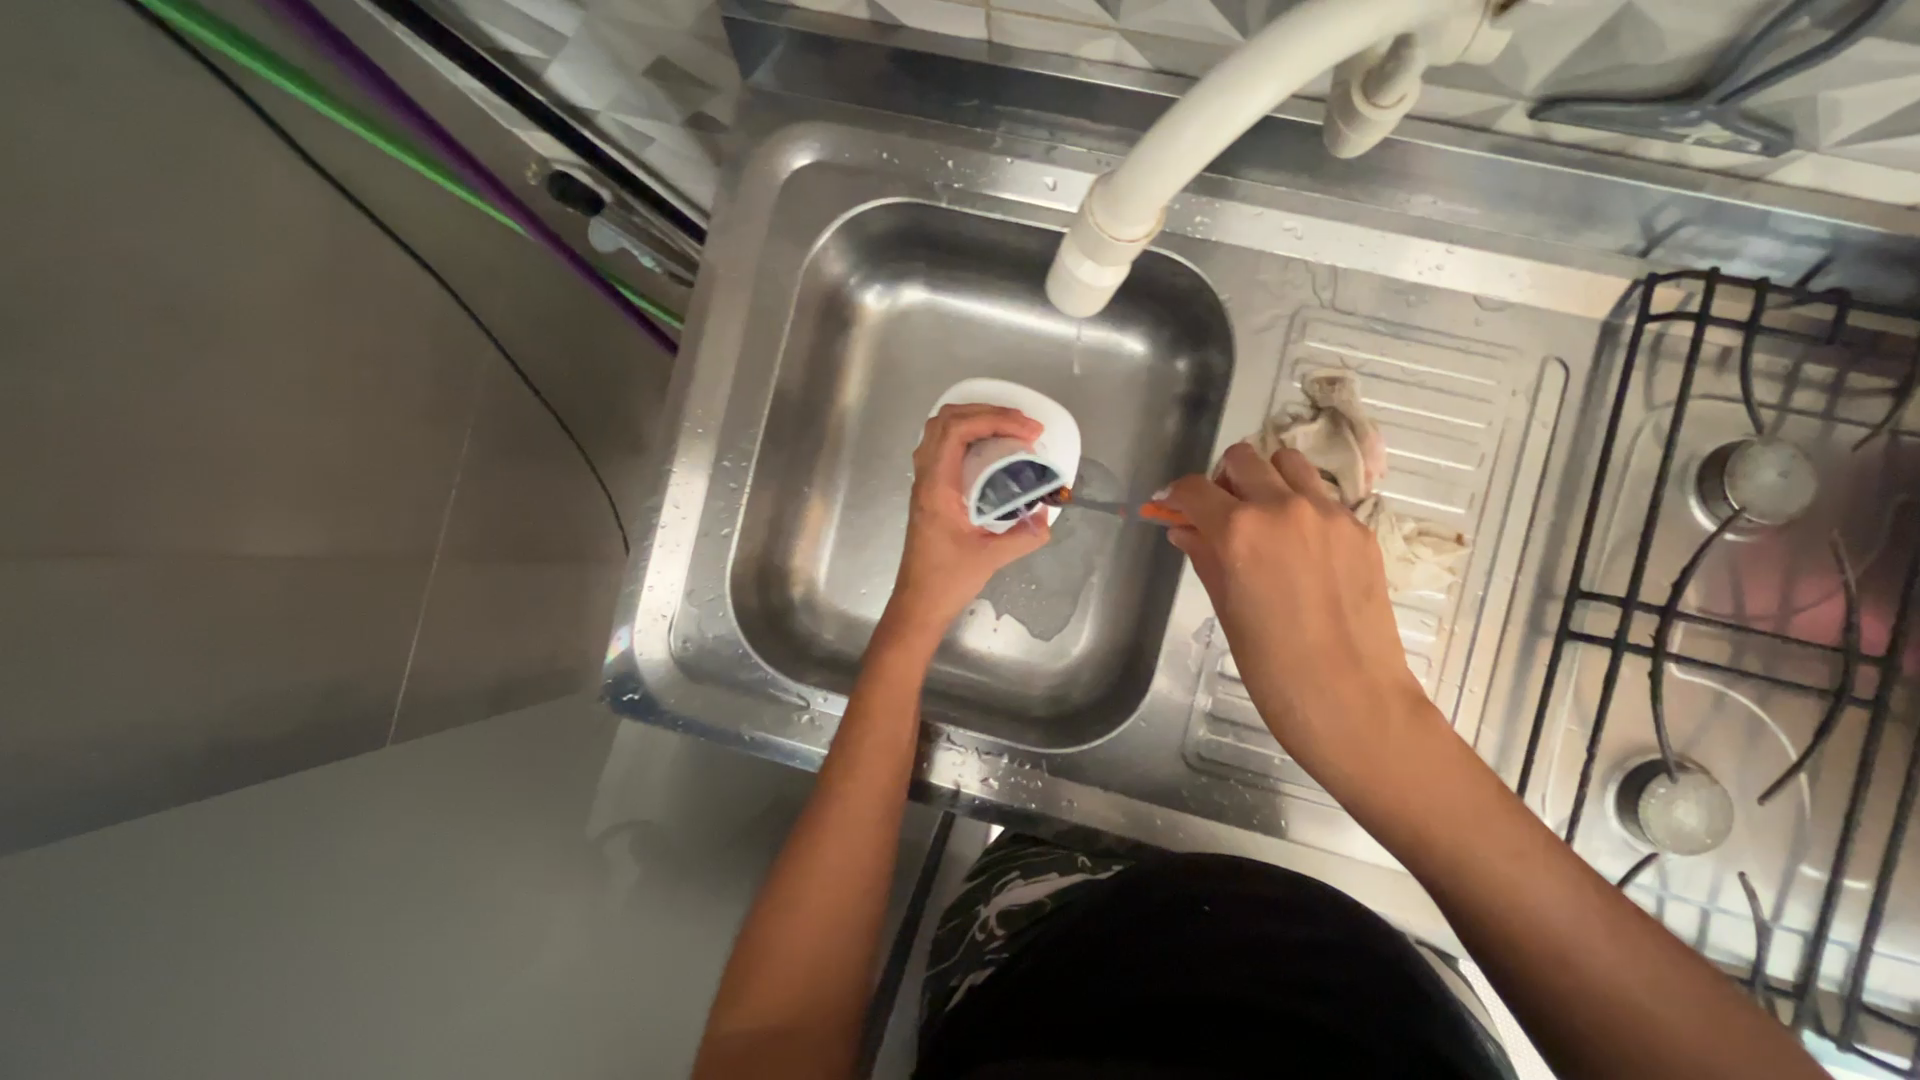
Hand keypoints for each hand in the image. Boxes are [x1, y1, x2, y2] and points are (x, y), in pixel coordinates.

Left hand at [885, 404, 1052, 638]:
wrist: (918, 602)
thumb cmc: (947, 580)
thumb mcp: (991, 557)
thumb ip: (1024, 536)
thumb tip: (1047, 516)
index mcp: (936, 486)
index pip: (957, 431)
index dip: (994, 419)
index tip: (1028, 431)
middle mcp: (925, 477)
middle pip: (946, 420)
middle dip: (987, 413)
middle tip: (1023, 426)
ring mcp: (923, 482)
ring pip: (940, 430)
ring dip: (974, 420)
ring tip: (1009, 430)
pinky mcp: (928, 491)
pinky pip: (941, 446)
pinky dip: (967, 437)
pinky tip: (991, 451)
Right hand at [1161, 443, 1439, 785]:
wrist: (1350, 697)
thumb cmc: (1272, 666)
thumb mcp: (1225, 609)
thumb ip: (1205, 558)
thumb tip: (1186, 531)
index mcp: (1239, 529)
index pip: (1194, 488)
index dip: (1175, 495)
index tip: (1169, 505)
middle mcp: (1283, 507)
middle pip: (1243, 459)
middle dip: (1222, 479)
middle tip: (1219, 512)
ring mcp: (1329, 513)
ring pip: (1288, 463)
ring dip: (1266, 478)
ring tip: (1262, 515)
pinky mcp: (1360, 529)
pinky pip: (1322, 497)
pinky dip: (1302, 505)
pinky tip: (1300, 546)